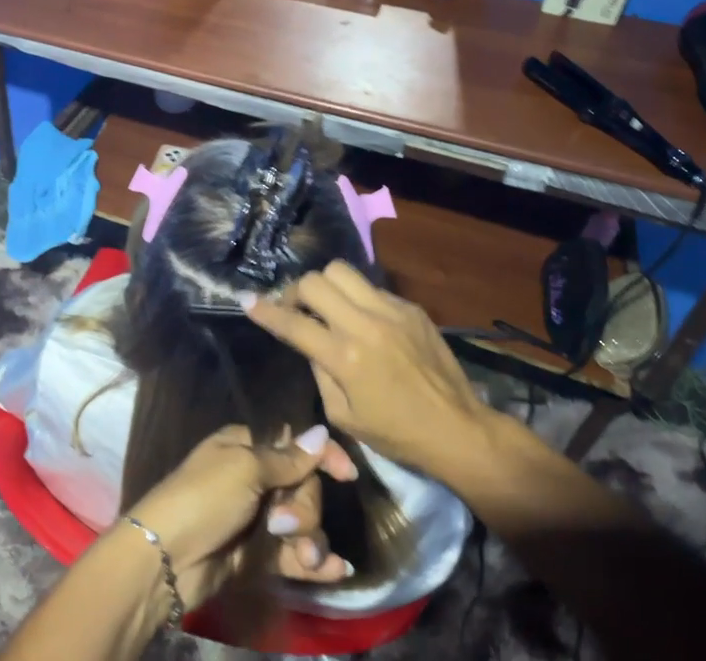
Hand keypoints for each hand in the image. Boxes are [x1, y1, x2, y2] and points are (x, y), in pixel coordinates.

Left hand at [123, 424, 356, 608]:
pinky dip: (318, 562)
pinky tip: (336, 570)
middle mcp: (255, 479)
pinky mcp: (261, 556)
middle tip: (281, 522)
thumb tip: (320, 432)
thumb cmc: (203, 499)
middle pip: (304, 487)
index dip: (322, 457)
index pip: (295, 444)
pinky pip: (298, 555)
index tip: (347, 474)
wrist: (166, 559)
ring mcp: (259, 520)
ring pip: (305, 523)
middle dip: (305, 507)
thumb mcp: (244, 469)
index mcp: (245, 448)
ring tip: (303, 555)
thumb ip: (286, 458)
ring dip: (311, 538)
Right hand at [242, 261, 493, 474]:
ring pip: (343, 271)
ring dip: (326, 286)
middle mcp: (366, 325)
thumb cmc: (396, 434)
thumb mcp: (344, 416)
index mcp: (346, 357)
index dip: (265, 311)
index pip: (294, 323)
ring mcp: (391, 311)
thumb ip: (320, 373)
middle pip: (315, 281)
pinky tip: (362, 320)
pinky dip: (357, 298)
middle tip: (296, 309)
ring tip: (327, 307)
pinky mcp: (411, 308)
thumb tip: (309, 343)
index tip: (248, 301)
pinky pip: (371, 287)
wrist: (457, 428)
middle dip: (296, 292)